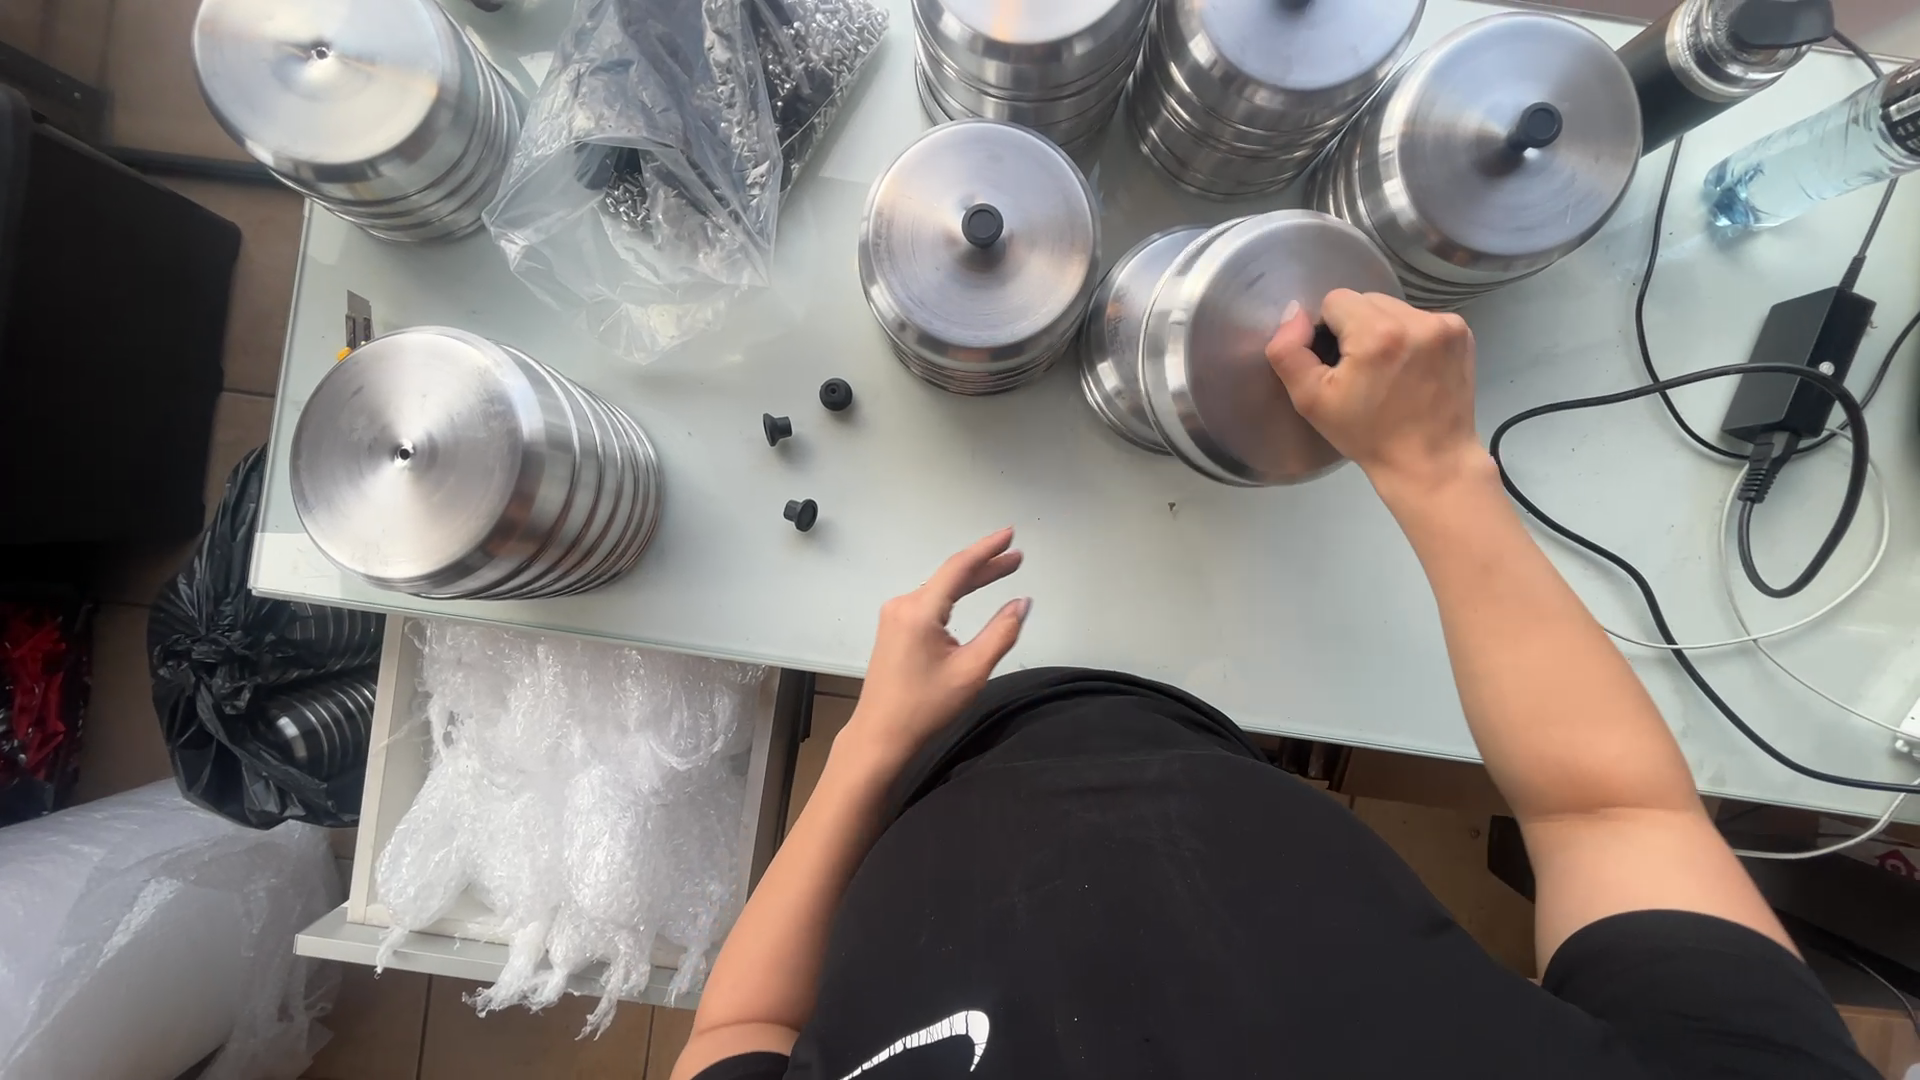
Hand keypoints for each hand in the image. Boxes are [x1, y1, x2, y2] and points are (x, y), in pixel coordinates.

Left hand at [844, 528, 1029, 767]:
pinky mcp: (894, 628)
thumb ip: (1001, 632)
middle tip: (1017, 557)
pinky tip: (971, 593)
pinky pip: (930, 601)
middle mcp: (903, 605)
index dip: (987, 549)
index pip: (959, 567)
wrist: (880, 734)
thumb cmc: (925, 707)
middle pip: (950, 576)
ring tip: (1002, 570)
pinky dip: (954, 595)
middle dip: (985, 565)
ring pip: (940, 588)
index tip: (1010, 535)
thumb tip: (1022, 602)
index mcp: (919, 611)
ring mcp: (894, 615)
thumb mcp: (972, 671)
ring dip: (970, 579)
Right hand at [1265, 290, 1486, 499]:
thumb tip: (1293, 313)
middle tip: (1358, 369)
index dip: (1326, 330)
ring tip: (1384, 370)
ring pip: (1392, 307)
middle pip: (1365, 299)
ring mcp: (1446, 324)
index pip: (1335, 300)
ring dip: (1380, 330)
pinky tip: (1407, 368)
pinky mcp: (1464, 332)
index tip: (1335, 364)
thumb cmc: (1365, 434)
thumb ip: (1288, 352)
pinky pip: (1418, 318)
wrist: (1428, 458)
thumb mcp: (1309, 400)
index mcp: (1378, 334)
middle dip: (1354, 327)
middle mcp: (1418, 319)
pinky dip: (1406, 336)